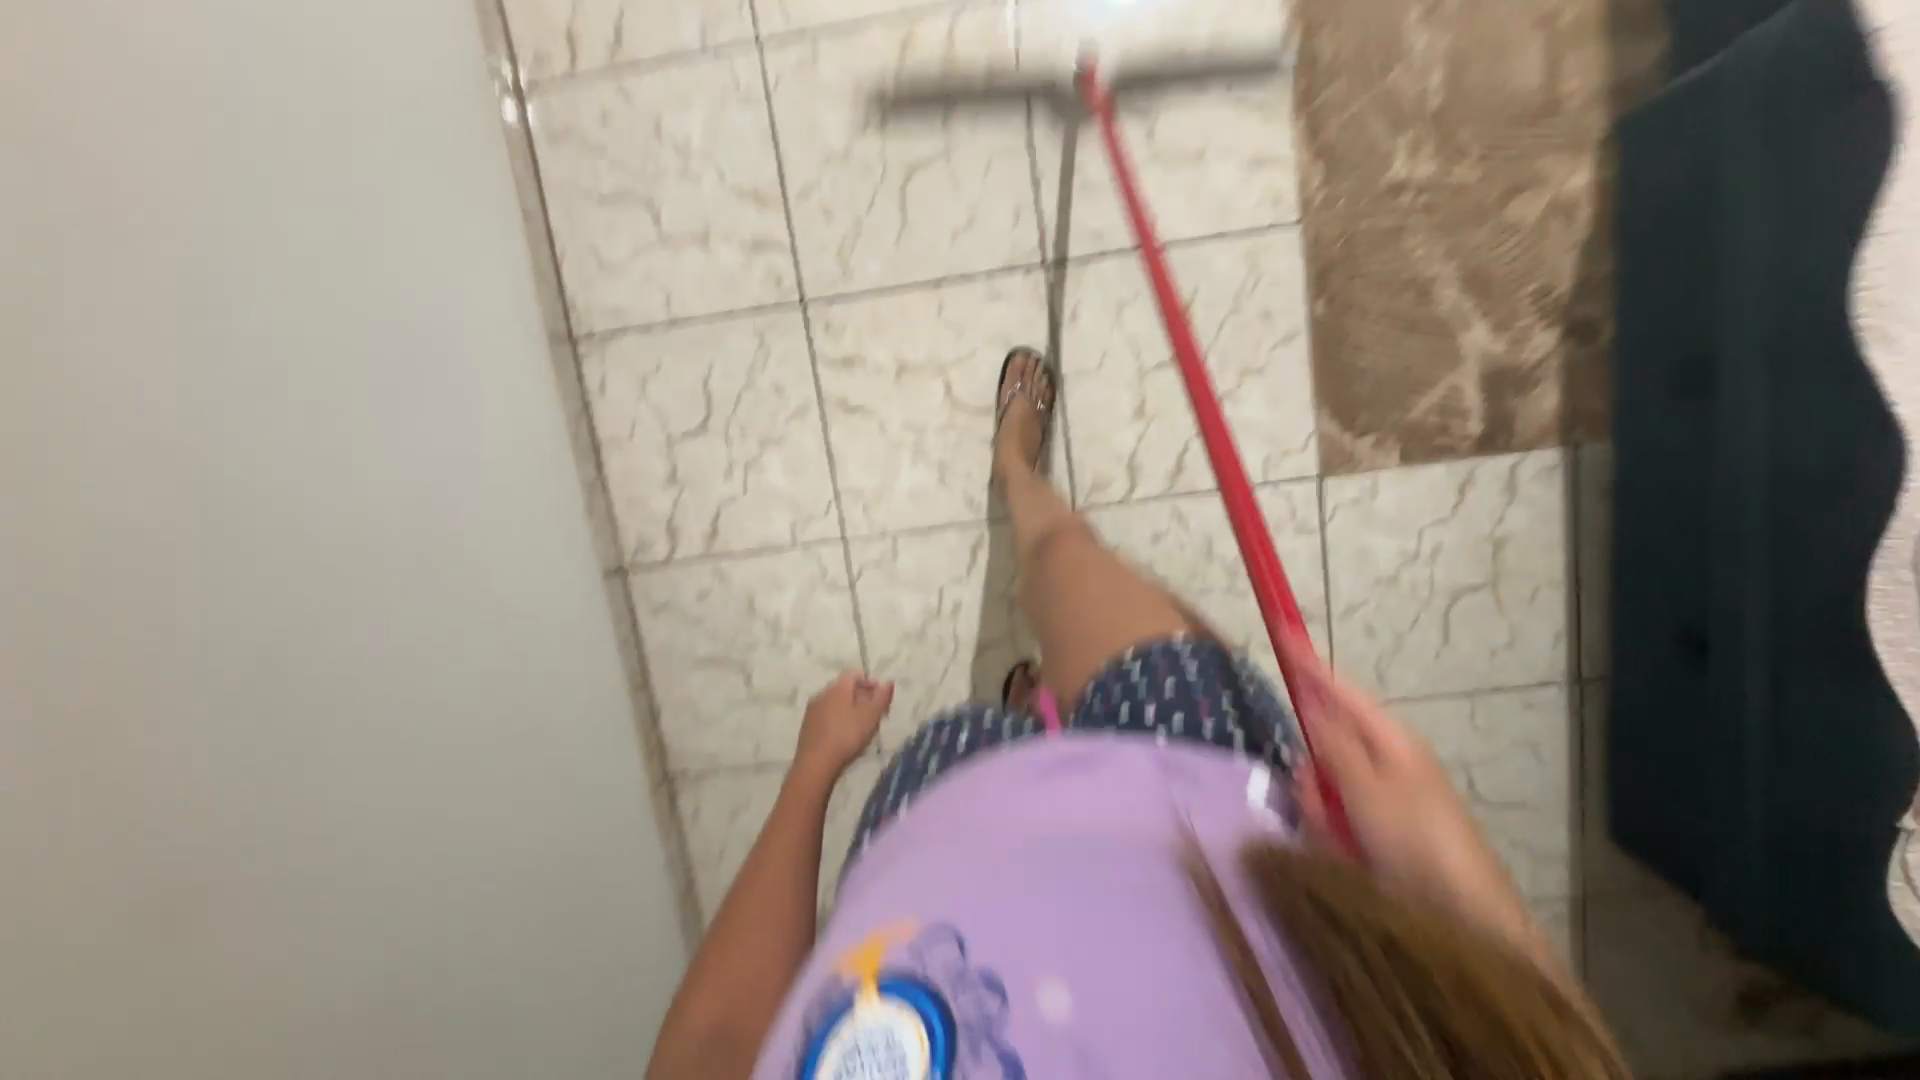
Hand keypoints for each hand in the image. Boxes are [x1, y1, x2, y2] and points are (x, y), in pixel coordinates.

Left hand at [794, 672, 894, 779]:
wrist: (815, 762)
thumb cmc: (847, 735)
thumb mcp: (871, 716)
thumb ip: (881, 698)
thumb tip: (889, 682)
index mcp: (838, 688)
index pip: (854, 674)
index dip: (869, 682)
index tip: (879, 696)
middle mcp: (822, 693)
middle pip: (844, 687)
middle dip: (860, 696)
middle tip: (872, 712)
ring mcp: (812, 709)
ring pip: (834, 701)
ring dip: (848, 708)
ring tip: (859, 724)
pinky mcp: (807, 725)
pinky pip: (825, 714)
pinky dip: (836, 718)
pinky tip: (842, 734)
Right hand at [1279, 632, 1531, 941]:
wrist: (1465, 914)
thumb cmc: (1416, 839)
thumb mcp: (1365, 787)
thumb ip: (1332, 742)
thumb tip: (1309, 697)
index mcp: (1388, 738)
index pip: (1341, 690)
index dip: (1310, 666)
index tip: (1283, 636)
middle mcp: (1383, 760)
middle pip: (1322, 745)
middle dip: (1313, 774)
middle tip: (1321, 802)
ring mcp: (1381, 795)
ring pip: (1323, 786)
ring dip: (1321, 811)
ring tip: (1341, 841)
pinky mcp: (1377, 828)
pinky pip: (1335, 817)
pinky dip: (1333, 834)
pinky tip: (1347, 856)